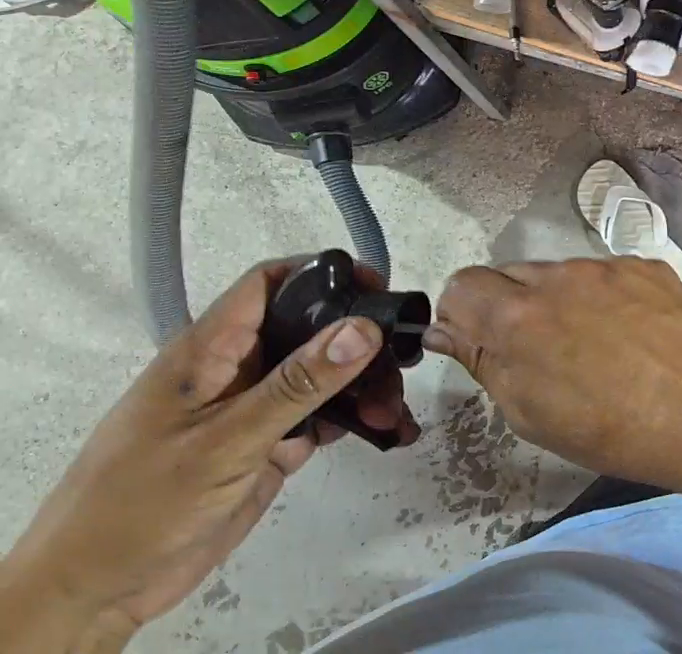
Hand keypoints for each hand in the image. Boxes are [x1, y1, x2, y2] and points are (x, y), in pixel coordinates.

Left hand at [0, 258, 417, 645]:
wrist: (94, 593)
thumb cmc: (140, 506)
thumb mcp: (225, 442)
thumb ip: (297, 385)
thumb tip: (363, 329)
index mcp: (208, 354)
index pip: (268, 285)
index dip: (322, 273)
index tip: (379, 288)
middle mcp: (235, 371)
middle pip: (311, 330)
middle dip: (362, 342)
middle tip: (402, 362)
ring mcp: (253, 408)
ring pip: (325, 375)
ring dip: (366, 387)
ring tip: (391, 412)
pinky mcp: (268, 443)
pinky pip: (324, 416)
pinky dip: (356, 418)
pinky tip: (384, 431)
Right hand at [424, 258, 681, 488]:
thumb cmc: (603, 428)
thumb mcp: (526, 410)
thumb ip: (483, 360)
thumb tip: (449, 330)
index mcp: (518, 316)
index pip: (465, 284)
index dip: (466, 312)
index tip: (481, 339)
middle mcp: (563, 277)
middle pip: (515, 275)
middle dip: (514, 306)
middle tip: (542, 349)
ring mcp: (612, 267)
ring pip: (566, 273)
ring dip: (564, 299)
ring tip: (595, 343)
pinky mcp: (651, 267)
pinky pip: (611, 273)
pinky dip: (608, 295)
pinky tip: (630, 330)